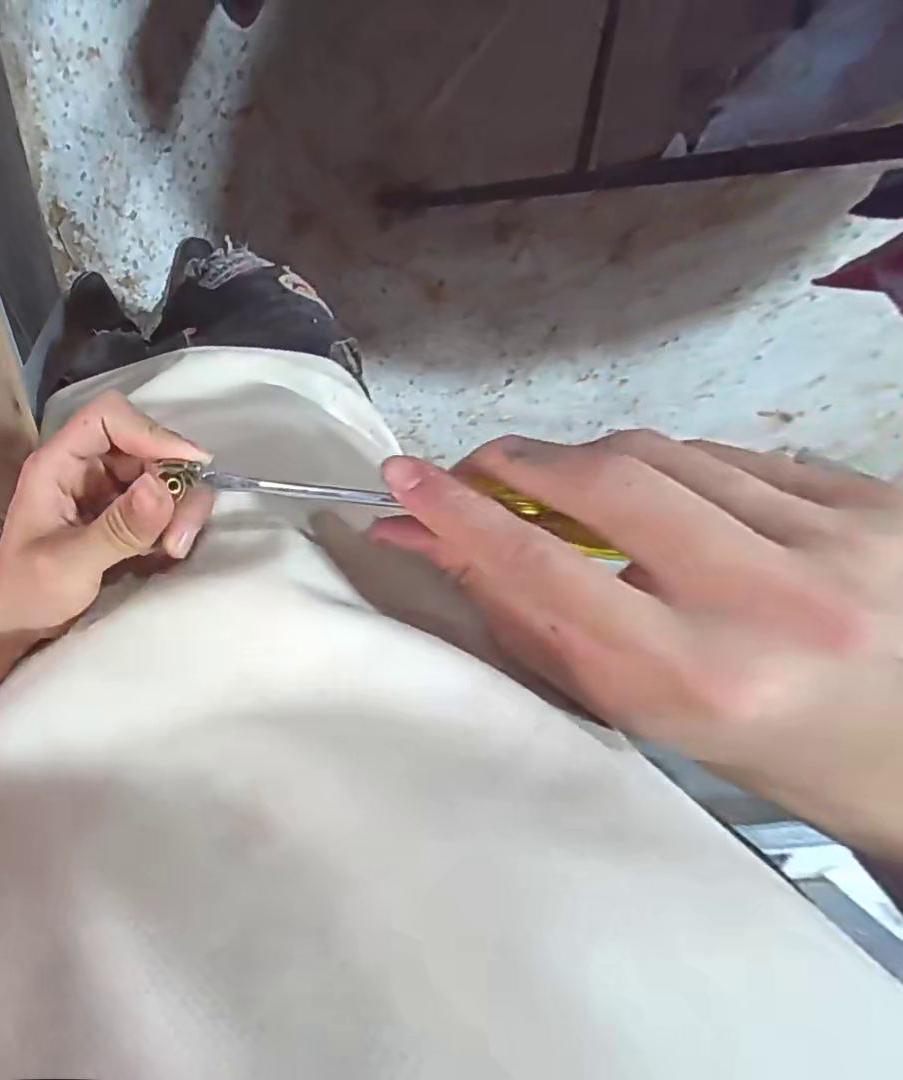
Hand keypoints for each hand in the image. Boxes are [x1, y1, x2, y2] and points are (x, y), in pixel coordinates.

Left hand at [0, 391, 214, 640]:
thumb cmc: (28, 593)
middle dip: (173, 483)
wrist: (17, 626)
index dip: (150, 431)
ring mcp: (101, 491)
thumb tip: (160, 487)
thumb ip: (118, 528)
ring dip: (178, 508)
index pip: (107, 417)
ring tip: (173, 550)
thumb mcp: (70, 564)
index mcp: (55, 465)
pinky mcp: (117, 516)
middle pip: (145, 446)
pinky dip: (171, 522)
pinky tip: (167, 552)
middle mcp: (81, 468)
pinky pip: (159, 502)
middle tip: (178, 537)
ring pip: (159, 475)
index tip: (188, 465)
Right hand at [369, 432, 902, 857]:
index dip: (456, 510)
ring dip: (580, 460)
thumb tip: (411, 530)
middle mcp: (775, 604)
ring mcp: (852, 547)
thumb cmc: (718, 726)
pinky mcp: (891, 507)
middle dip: (517, 461)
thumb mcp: (593, 679)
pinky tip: (650, 497)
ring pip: (661, 453)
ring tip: (559, 488)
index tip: (401, 474)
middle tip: (475, 469)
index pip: (535, 563)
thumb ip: (499, 596)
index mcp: (683, 669)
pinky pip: (727, 453)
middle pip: (606, 481)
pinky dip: (657, 464)